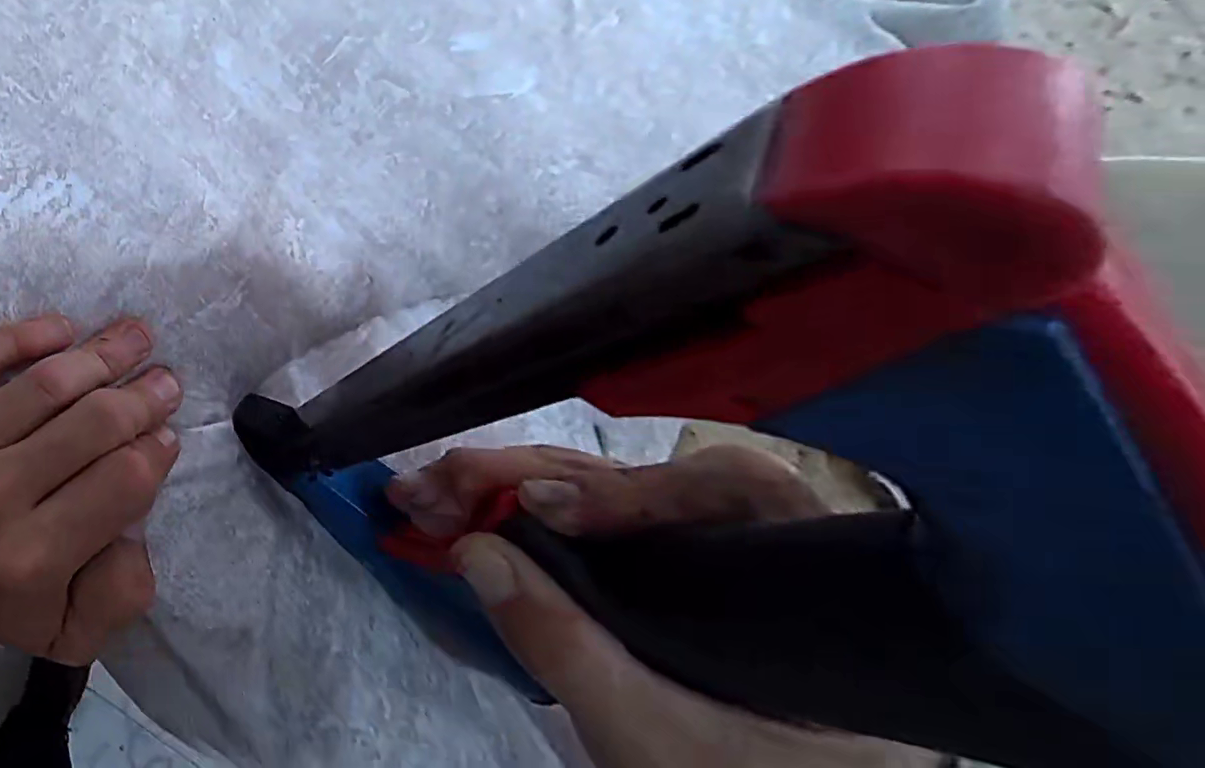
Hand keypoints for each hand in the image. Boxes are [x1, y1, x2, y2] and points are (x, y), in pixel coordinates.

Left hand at [0, 315, 181, 663]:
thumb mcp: (71, 629)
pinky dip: (21, 335)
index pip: (121, 481)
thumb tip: (139, 530)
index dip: (156, 448)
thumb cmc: (8, 590)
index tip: (167, 433)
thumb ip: (120, 594)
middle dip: (142, 395)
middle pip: (91, 424)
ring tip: (136, 337)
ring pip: (44, 384)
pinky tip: (63, 329)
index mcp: (29, 559)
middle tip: (166, 381)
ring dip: (101, 353)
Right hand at [389, 445, 938, 767]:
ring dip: (496, 489)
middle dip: (518, 477)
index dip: (633, 486)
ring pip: (581, 493)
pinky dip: (506, 519)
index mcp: (793, 584)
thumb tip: (471, 549)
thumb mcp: (654, 745)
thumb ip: (567, 648)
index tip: (543, 505)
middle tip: (434, 484)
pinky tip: (458, 517)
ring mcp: (671, 555)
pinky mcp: (627, 573)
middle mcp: (732, 547)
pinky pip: (564, 528)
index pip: (729, 489)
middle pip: (625, 478)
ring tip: (424, 494)